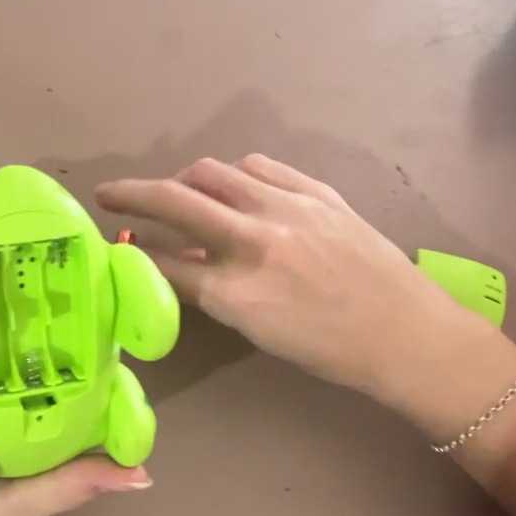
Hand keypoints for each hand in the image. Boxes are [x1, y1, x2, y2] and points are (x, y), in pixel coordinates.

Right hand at [96, 155, 507, 422]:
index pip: (165, 262)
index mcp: (237, 290)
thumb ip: (213, 292)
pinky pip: (260, 166)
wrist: (405, 333)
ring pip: (215, 172)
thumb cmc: (329, 349)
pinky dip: (234, 173)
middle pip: (175, 201)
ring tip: (180, 192)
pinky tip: (234, 185)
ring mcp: (288, 208)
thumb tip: (181, 261)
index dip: (134, 253)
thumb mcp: (258, 330)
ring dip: (185, 180)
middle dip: (132, 194)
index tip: (116, 243)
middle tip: (109, 194)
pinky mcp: (318, 192)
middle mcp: (254, 240)